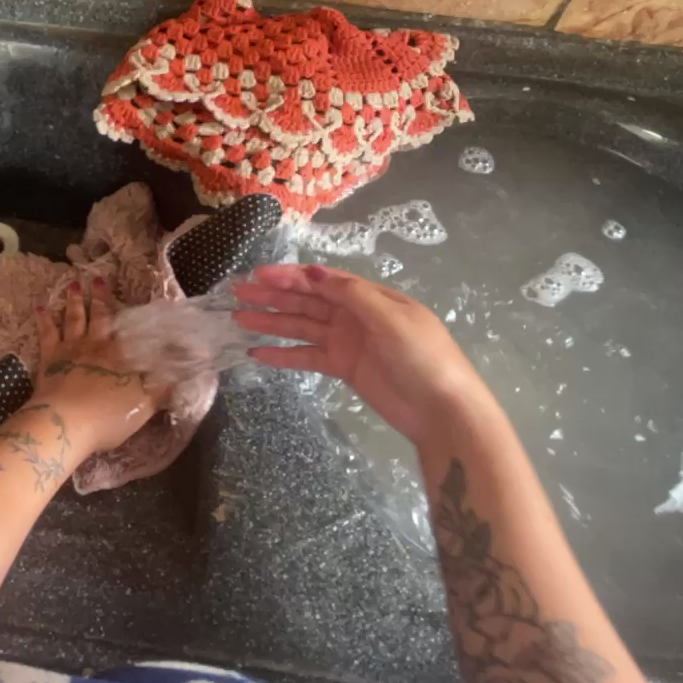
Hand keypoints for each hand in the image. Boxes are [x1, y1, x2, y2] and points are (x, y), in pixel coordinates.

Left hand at [32, 279, 162, 455]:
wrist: (66, 424)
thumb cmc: (108, 417)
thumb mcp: (145, 405)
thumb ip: (162, 388)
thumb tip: (183, 373)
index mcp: (120, 355)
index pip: (130, 330)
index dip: (135, 315)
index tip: (141, 301)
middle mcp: (96, 345)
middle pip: (99, 316)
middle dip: (100, 297)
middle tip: (98, 278)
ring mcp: (71, 349)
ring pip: (74, 318)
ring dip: (75, 301)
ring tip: (74, 284)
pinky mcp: (49, 358)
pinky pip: (47, 333)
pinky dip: (44, 319)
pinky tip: (41, 307)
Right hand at [233, 264, 491, 441]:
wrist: (444, 411)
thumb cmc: (423, 357)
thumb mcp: (390, 318)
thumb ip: (350, 294)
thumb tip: (312, 271)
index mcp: (369, 297)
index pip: (322, 279)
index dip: (290, 276)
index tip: (259, 275)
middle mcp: (355, 315)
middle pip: (307, 301)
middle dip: (273, 296)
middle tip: (238, 292)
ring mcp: (347, 342)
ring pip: (302, 327)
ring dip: (272, 322)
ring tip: (239, 319)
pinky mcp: (343, 368)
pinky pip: (307, 356)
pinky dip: (284, 355)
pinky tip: (258, 354)